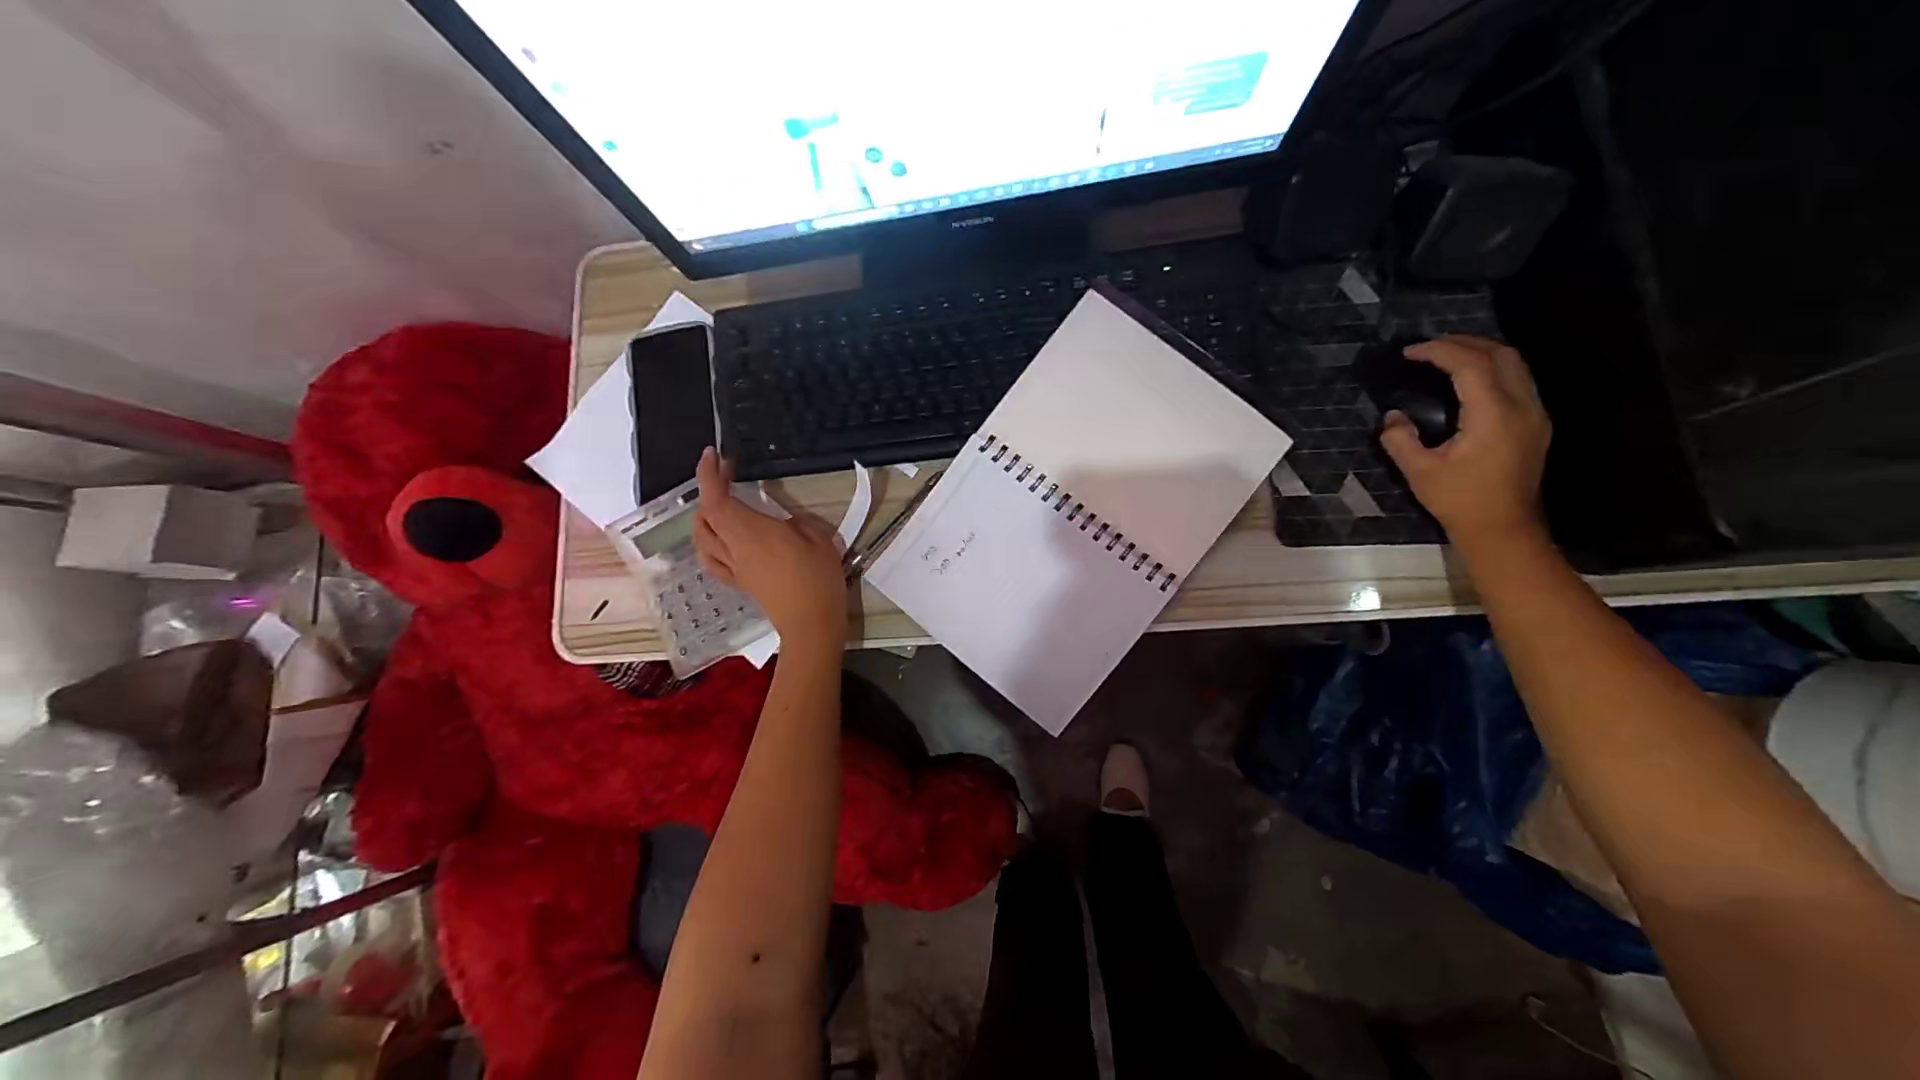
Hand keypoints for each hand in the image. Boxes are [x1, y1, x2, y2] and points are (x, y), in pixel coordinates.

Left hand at [691, 448, 847, 641]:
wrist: (811, 623)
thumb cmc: (817, 578)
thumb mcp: (818, 538)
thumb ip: (798, 522)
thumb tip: (786, 522)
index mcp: (751, 531)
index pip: (716, 499)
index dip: (708, 475)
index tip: (714, 455)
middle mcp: (734, 547)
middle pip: (706, 515)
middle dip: (710, 490)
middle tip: (726, 474)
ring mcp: (734, 567)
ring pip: (703, 537)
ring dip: (705, 515)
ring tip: (721, 503)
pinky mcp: (740, 583)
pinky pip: (712, 559)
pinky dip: (708, 543)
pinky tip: (720, 539)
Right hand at [1379, 335, 1551, 553]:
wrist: (1504, 529)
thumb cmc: (1460, 501)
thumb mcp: (1420, 472)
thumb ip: (1400, 440)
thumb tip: (1392, 417)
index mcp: (1494, 415)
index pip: (1470, 365)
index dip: (1439, 352)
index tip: (1410, 352)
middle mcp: (1522, 406)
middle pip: (1500, 354)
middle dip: (1464, 343)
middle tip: (1430, 347)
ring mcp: (1534, 414)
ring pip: (1515, 364)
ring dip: (1481, 353)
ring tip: (1447, 356)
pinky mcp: (1535, 424)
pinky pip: (1518, 380)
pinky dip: (1492, 369)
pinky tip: (1468, 380)